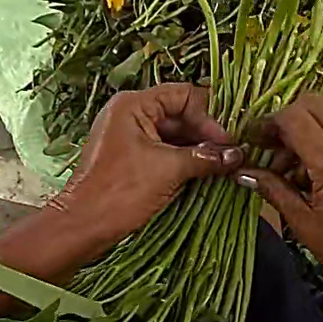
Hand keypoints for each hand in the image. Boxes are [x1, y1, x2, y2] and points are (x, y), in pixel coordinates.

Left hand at [47, 84, 243, 251]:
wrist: (84, 226)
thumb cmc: (121, 190)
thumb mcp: (169, 169)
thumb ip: (206, 157)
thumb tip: (237, 154)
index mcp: (134, 105)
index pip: (184, 95)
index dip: (209, 116)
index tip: (228, 140)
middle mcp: (131, 114)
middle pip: (181, 114)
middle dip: (207, 134)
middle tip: (231, 154)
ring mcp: (130, 136)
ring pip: (175, 135)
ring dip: (199, 149)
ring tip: (223, 165)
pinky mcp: (132, 158)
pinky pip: (166, 151)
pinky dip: (186, 160)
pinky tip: (206, 172)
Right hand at [235, 95, 322, 306]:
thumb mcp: (302, 222)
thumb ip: (273, 190)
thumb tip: (243, 172)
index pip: (295, 118)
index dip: (268, 124)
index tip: (253, 141)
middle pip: (314, 105)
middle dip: (286, 120)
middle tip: (269, 147)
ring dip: (302, 133)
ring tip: (285, 169)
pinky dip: (318, 144)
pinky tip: (306, 174)